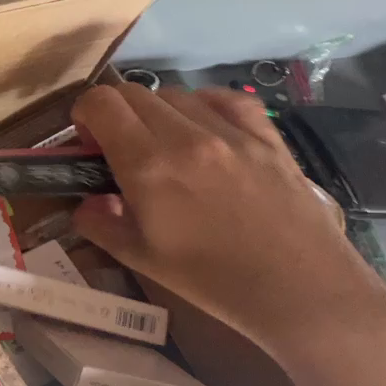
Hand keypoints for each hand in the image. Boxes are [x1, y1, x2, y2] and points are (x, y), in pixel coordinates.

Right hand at [70, 84, 385, 355]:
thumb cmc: (211, 278)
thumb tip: (86, 201)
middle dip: (114, 113)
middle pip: (133, 92)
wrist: (302, 292)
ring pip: (176, 94)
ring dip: (156, 112)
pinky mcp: (269, 140)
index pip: (100, 103)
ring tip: (163, 143)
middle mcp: (187, 138)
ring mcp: (233, 135)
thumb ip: (96, 221)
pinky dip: (205, 105)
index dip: (83, 114)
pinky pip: (229, 100)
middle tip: (118, 147)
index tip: (87, 142)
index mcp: (147, 164)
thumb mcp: (136, 256)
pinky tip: (203, 127)